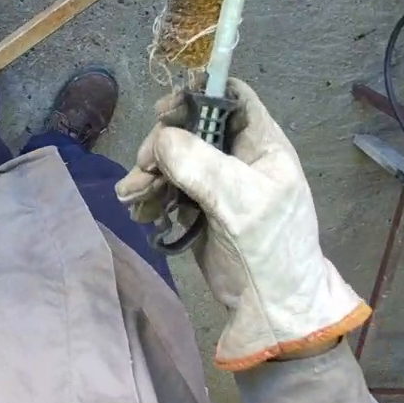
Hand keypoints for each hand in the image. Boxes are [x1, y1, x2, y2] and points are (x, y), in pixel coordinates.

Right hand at [117, 79, 368, 369]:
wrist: (270, 309)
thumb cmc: (270, 249)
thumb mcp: (242, 203)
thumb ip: (201, 165)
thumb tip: (160, 140)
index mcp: (260, 143)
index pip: (230, 97)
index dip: (198, 93)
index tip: (167, 109)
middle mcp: (237, 155)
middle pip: (190, 126)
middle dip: (162, 143)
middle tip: (144, 167)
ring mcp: (216, 181)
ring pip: (173, 157)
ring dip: (149, 172)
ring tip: (133, 196)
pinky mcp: (197, 206)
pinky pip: (166, 187)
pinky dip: (149, 195)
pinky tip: (139, 210)